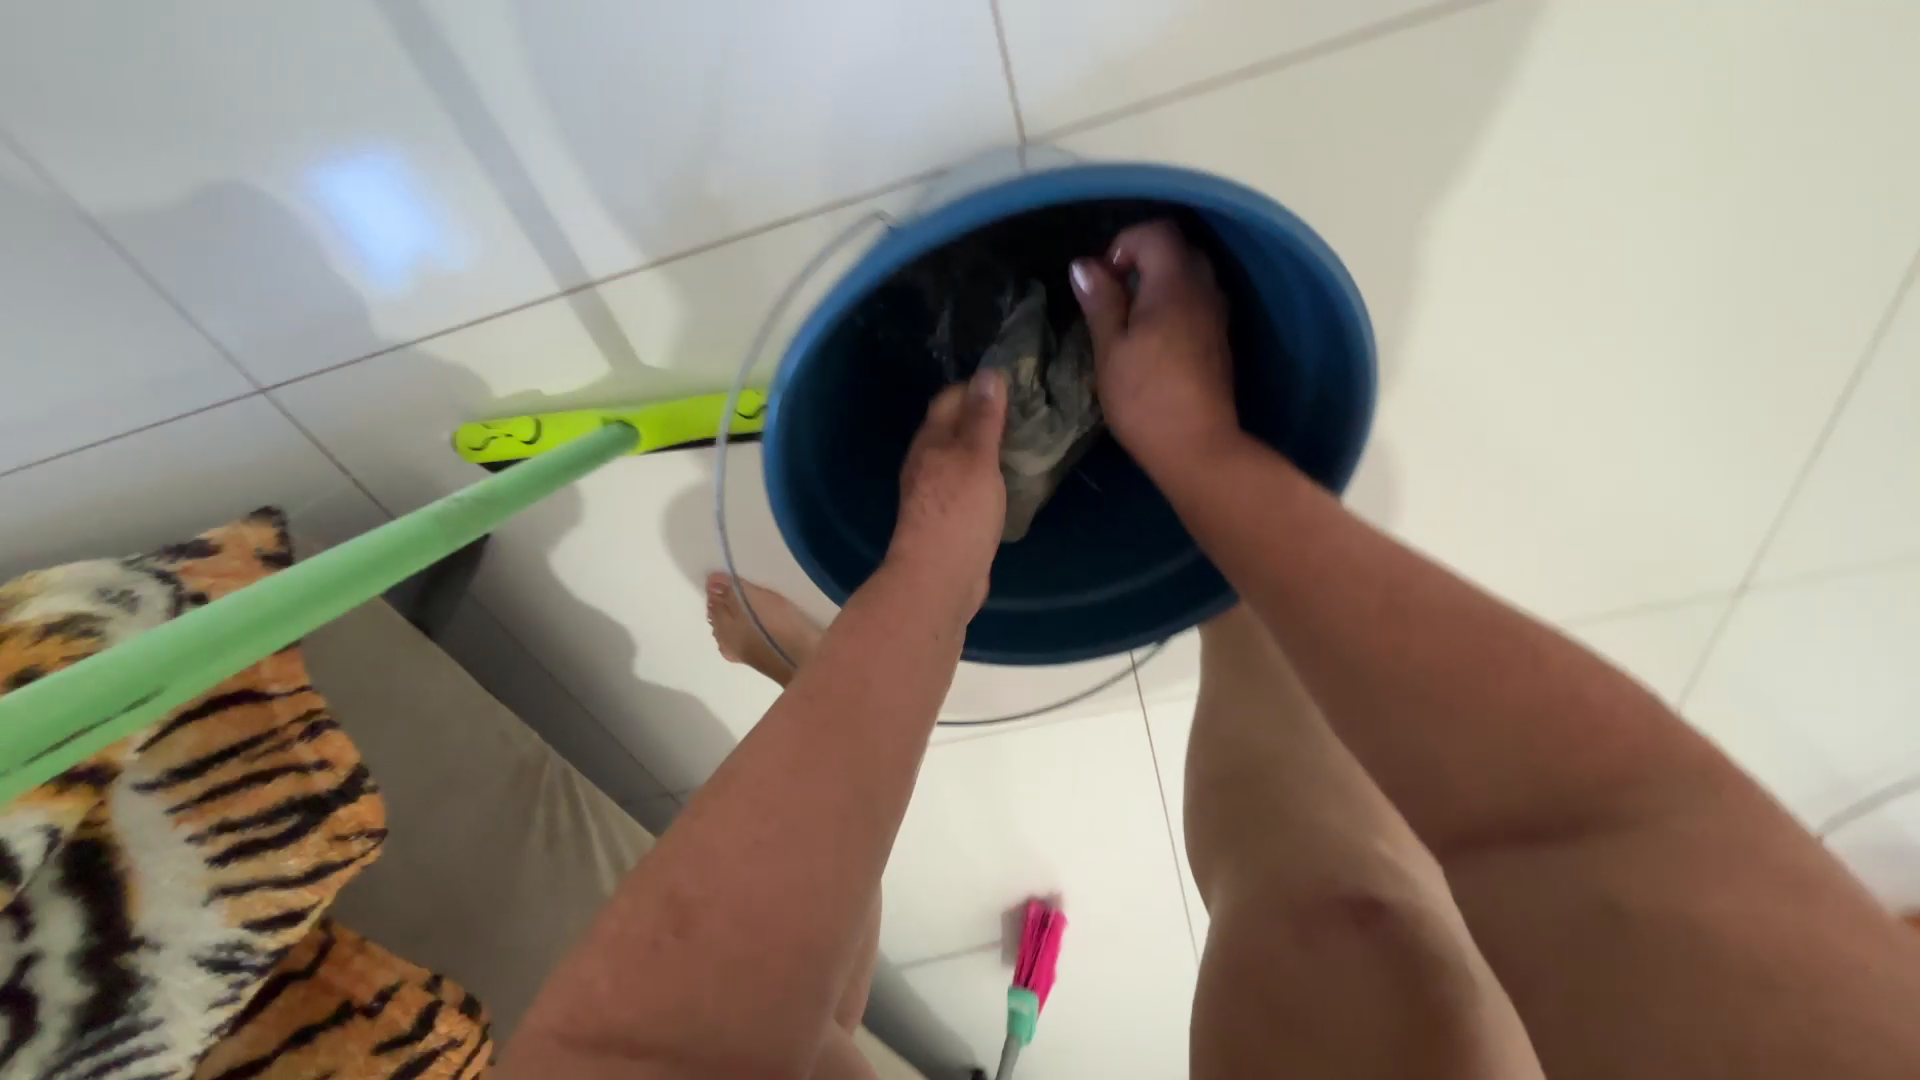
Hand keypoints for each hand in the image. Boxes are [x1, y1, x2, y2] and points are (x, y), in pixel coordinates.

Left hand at [886, 368, 1008, 617]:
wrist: (940, 578)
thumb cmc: (959, 512)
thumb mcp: (976, 458)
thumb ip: (983, 418)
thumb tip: (988, 374)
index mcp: (931, 442)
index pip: (951, 399)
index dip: (979, 387)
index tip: (1016, 385)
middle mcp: (927, 463)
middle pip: (954, 428)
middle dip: (985, 417)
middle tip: (1027, 413)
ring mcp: (934, 494)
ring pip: (961, 459)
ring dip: (987, 449)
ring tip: (1023, 443)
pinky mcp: (947, 520)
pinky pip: (968, 487)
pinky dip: (987, 478)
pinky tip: (1008, 482)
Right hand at [1069, 220, 1238, 474]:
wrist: (1195, 447)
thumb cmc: (1143, 398)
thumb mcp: (1110, 349)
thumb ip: (1101, 301)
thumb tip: (1084, 265)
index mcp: (1175, 284)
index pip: (1155, 233)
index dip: (1123, 245)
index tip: (1102, 281)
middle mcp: (1204, 290)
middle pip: (1177, 250)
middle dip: (1143, 260)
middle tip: (1114, 297)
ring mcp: (1217, 316)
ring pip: (1191, 277)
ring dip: (1159, 285)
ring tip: (1131, 321)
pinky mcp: (1219, 342)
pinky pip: (1198, 303)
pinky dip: (1175, 306)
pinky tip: (1154, 341)